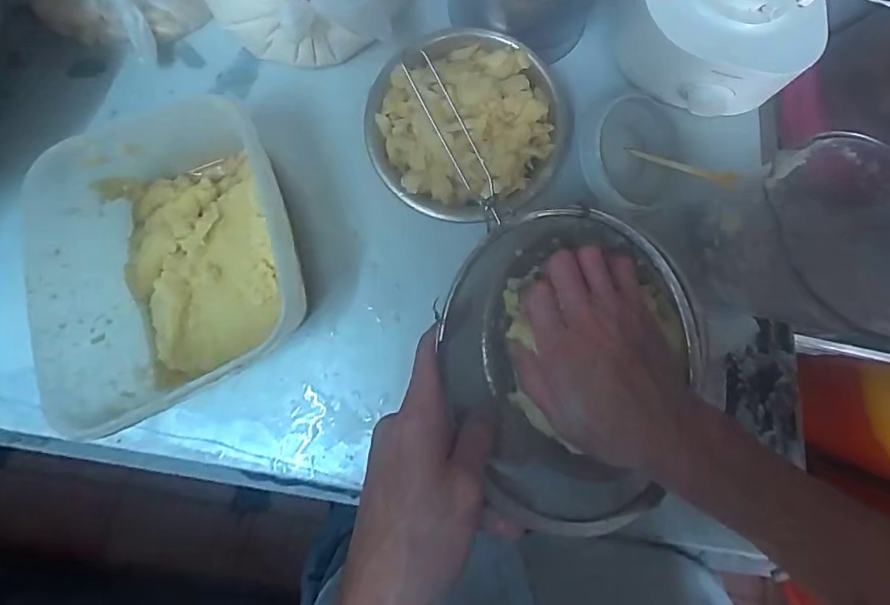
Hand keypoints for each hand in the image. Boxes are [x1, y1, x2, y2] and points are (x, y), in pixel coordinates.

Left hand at [342, 328, 513, 604]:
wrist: (378, 596)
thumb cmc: (425, 531)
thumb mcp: (466, 487)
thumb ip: (477, 439)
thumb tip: (484, 408)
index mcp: (415, 416)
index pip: (426, 354)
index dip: (445, 330)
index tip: (469, 314)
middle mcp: (398, 426)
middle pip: (442, 402)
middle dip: (476, 422)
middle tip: (511, 433)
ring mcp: (390, 453)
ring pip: (440, 443)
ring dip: (471, 467)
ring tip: (506, 505)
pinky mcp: (388, 479)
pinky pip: (428, 466)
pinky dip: (453, 484)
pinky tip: (485, 520)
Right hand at [509, 246, 697, 472]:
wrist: (661, 426)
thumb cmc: (604, 427)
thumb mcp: (555, 416)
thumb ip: (531, 375)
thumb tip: (515, 342)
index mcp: (558, 347)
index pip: (536, 292)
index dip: (534, 296)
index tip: (540, 308)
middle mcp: (584, 318)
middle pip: (561, 262)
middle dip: (554, 268)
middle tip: (559, 286)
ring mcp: (614, 307)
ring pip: (590, 255)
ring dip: (582, 262)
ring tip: (584, 279)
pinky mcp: (639, 304)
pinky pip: (623, 263)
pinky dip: (613, 264)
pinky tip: (610, 281)